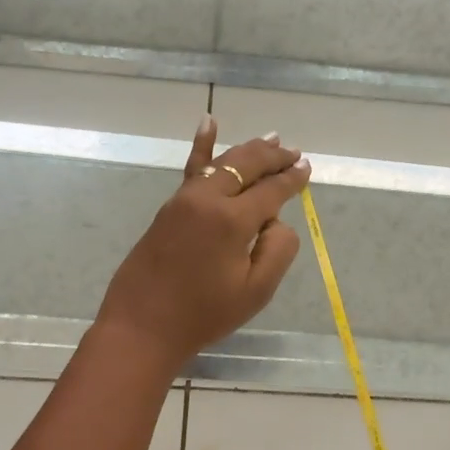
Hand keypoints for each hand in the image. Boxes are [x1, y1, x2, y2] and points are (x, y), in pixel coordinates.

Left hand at [94, 117, 310, 370]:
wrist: (142, 326)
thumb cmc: (203, 315)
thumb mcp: (255, 291)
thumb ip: (278, 250)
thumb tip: (276, 221)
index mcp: (232, 220)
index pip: (271, 190)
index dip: (292, 179)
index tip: (307, 169)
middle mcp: (208, 199)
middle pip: (247, 166)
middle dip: (273, 158)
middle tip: (294, 153)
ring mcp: (184, 200)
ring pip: (222, 162)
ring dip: (248, 150)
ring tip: (271, 139)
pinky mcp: (170, 207)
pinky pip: (192, 168)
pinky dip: (203, 145)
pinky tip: (208, 122)